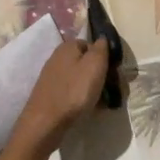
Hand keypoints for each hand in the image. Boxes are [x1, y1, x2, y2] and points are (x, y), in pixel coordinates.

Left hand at [11, 38, 110, 154]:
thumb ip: (101, 48)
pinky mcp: (51, 93)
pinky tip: (89, 109)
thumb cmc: (74, 91)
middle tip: (112, 89)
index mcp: (68, 46)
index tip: (114, 72)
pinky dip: (82, 98)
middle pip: (86, 63)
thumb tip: (102, 38)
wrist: (46, 121)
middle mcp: (58, 58)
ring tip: (103, 102)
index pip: (92, 45)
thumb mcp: (95, 64)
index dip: (105, 57)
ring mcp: (53, 76)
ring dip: (93, 88)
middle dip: (100, 75)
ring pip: (80, 78)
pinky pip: (72, 91)